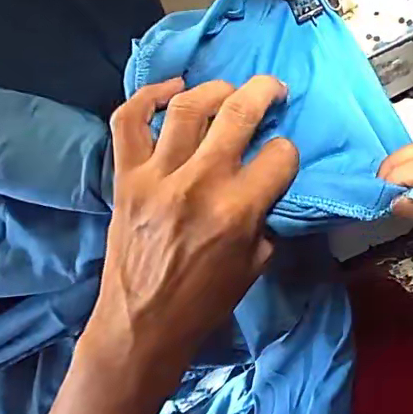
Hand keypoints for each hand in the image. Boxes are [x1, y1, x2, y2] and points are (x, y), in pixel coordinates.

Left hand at [81, 76, 300, 400]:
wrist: (142, 325)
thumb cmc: (204, 300)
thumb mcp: (255, 263)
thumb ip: (265, 216)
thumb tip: (267, 180)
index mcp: (238, 211)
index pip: (280, 155)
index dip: (287, 153)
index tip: (281, 158)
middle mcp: (199, 183)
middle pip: (238, 112)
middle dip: (264, 91)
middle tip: (273, 88)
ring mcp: (156, 175)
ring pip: (187, 106)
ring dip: (215, 88)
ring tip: (227, 91)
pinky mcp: (125, 176)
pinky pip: (129, 120)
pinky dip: (147, 95)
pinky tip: (171, 90)